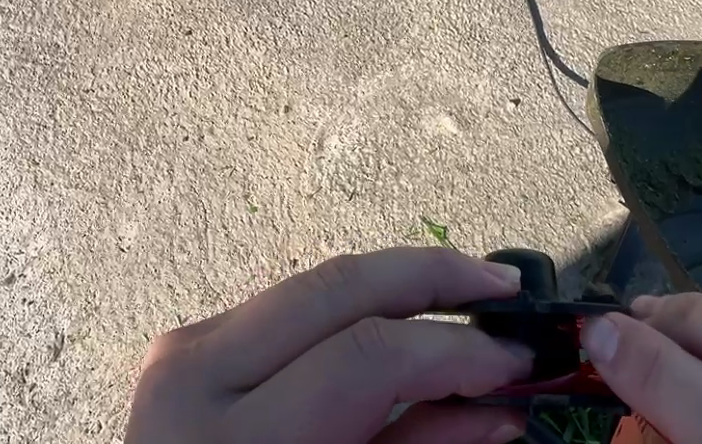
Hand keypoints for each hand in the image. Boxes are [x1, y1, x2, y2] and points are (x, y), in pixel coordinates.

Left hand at [125, 247, 535, 442]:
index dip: (453, 349)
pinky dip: (355, 305)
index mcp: (235, 441)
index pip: (365, 357)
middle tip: (504, 286)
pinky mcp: (190, 339)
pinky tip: (401, 310)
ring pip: (318, 282)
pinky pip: (293, 306)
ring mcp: (187, 346)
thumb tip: (499, 408)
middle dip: (434, 274)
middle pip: (340, 285)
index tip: (514, 357)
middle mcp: (200, 371)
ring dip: (399, 281)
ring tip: (467, 289)